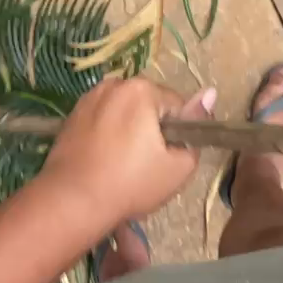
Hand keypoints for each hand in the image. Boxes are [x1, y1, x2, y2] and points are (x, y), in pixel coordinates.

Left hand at [39, 78, 215, 227]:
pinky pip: (102, 119)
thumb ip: (196, 128)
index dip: (180, 133)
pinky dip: (108, 134)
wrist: (73, 198)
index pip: (177, 105)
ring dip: (129, 130)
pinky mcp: (72, 114)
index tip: (170, 158)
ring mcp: (89, 97)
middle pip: (148, 105)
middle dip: (152, 129)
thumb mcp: (178, 166)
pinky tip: (105, 160)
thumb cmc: (131, 182)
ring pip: (124, 111)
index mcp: (141, 89)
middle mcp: (114, 84)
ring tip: (124, 165)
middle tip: (148, 165)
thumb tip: (210, 93)